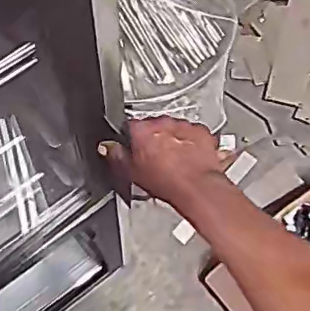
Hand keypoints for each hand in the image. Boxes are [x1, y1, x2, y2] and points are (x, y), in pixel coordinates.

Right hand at [99, 116, 229, 208]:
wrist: (197, 188)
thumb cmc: (167, 181)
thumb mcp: (131, 173)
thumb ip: (116, 156)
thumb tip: (108, 148)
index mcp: (142, 130)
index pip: (129, 126)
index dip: (130, 139)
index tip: (132, 149)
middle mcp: (163, 123)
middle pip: (153, 127)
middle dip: (153, 140)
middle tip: (154, 159)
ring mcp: (184, 126)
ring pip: (174, 129)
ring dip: (172, 141)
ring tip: (173, 162)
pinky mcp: (202, 133)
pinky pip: (194, 135)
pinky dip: (192, 143)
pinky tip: (190, 159)